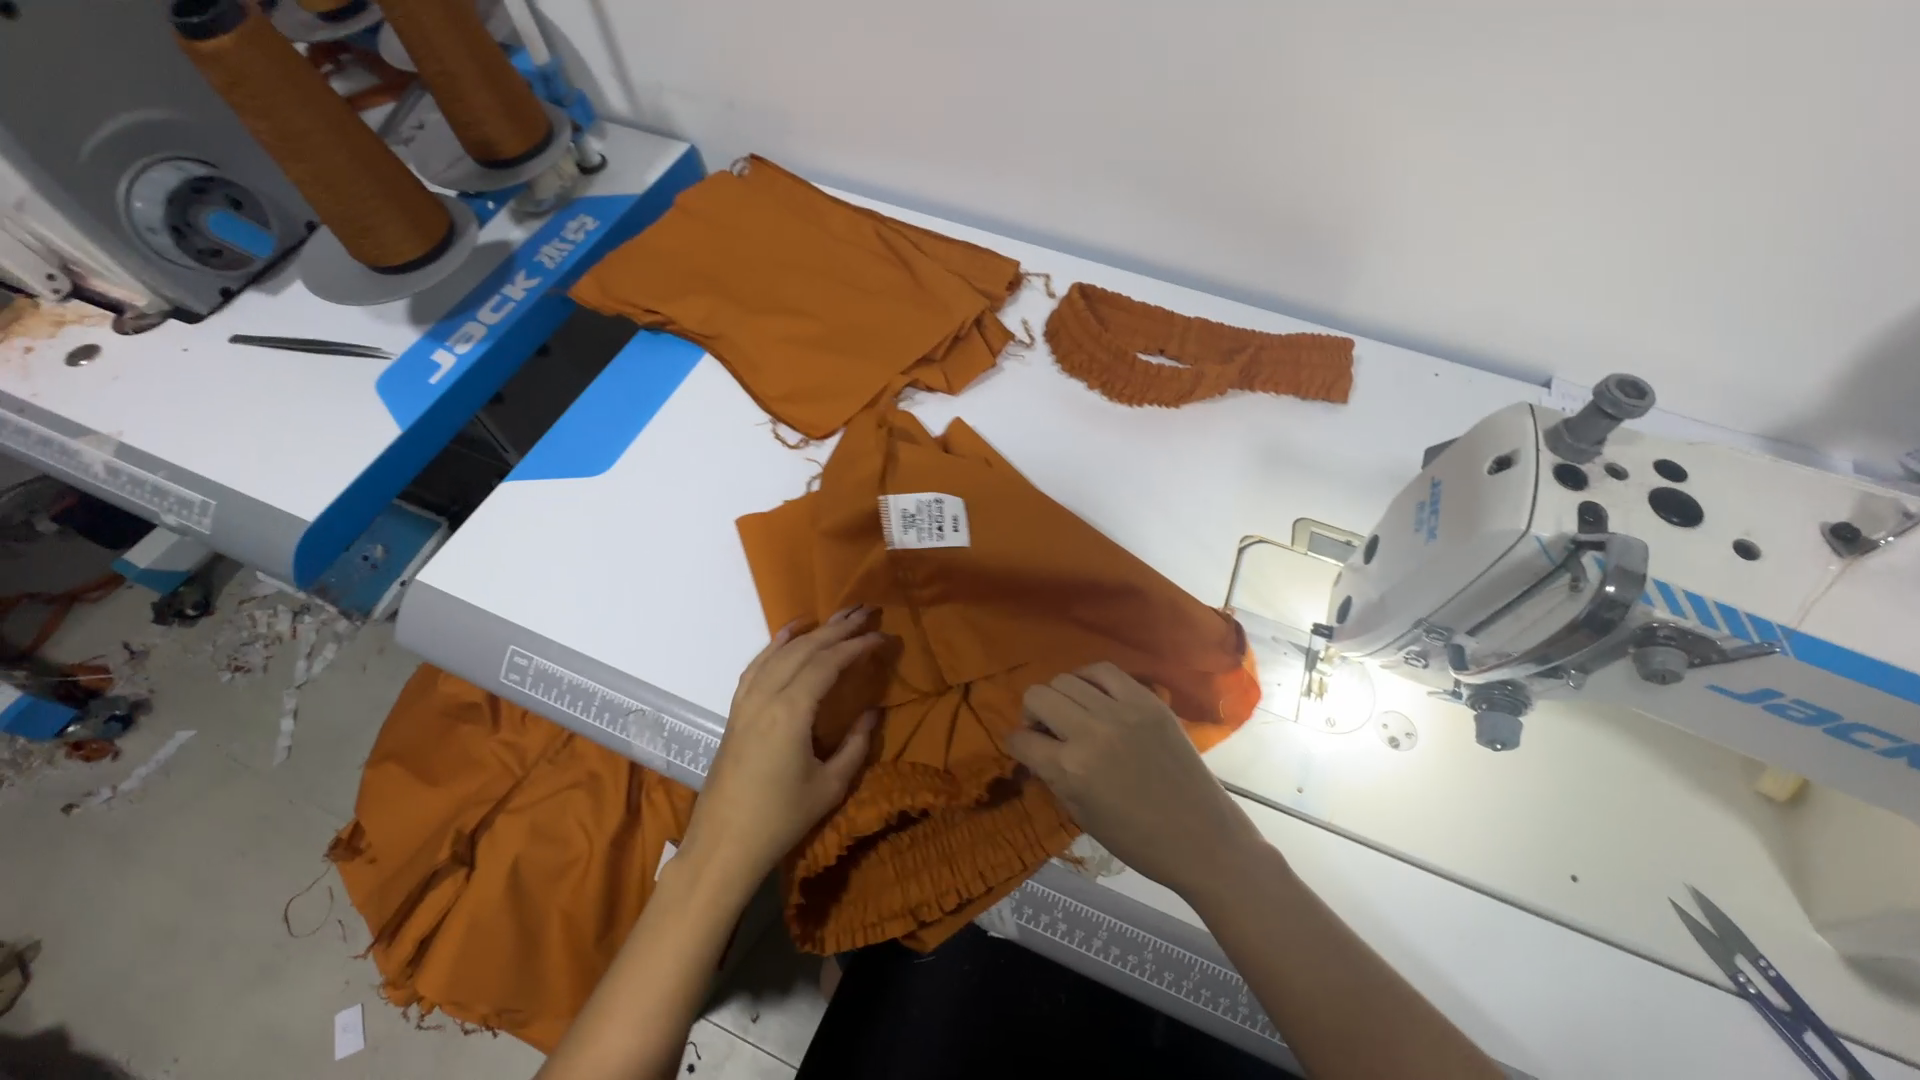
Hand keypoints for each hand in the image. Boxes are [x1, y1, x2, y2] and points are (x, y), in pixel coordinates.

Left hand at [678, 608, 885, 888]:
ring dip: (809, 632)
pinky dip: (774, 646)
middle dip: (836, 629)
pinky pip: (755, 668)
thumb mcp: (830, 786)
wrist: (725, 845)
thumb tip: (873, 712)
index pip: (827, 664)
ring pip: (779, 654)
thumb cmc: (781, 819)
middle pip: (804, 650)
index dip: (856, 647)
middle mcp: (765, 698)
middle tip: (865, 612)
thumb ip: (855, 745)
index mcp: (790, 713)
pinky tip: (789, 635)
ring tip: (835, 617)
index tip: (881, 637)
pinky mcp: (735, 714)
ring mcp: (745, 704)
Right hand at [1006, 662, 1266, 899]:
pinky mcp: (1148, 701)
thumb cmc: (1138, 840)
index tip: (1024, 748)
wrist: (1202, 837)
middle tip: (1046, 731)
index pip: (1021, 739)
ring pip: (1066, 678)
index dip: (1016, 744)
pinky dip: (1089, 679)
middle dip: (1032, 714)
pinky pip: (1105, 671)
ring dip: (1059, 695)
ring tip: (1071, 713)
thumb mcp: (1081, 814)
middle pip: (1038, 696)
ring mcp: (1122, 711)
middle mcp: (1090, 732)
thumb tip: (1036, 750)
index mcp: (1070, 769)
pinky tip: (1094, 696)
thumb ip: (1053, 776)